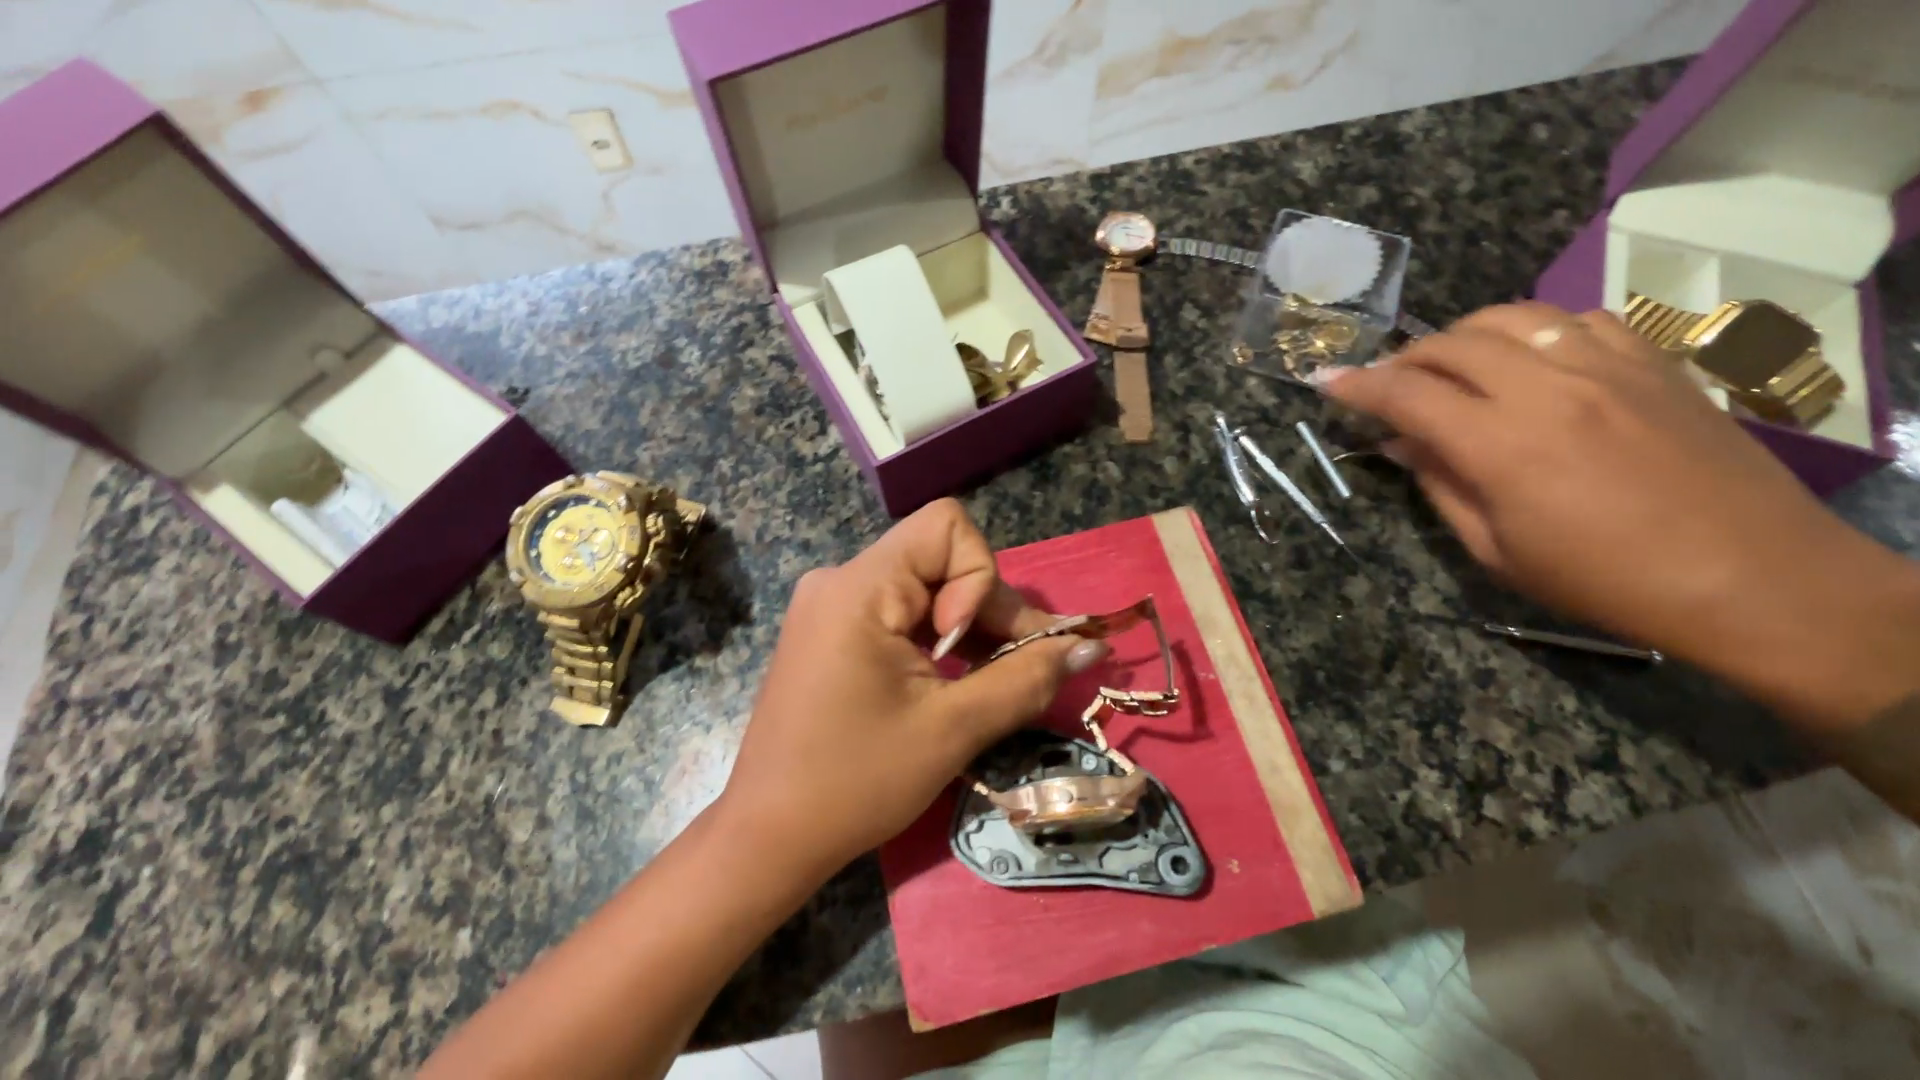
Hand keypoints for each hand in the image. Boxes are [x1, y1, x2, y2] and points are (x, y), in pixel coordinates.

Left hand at [713, 499, 1109, 874]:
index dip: (980, 579)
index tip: (970, 646)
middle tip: (1016, 676)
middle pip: (940, 561)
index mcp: (858, 587)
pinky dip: (935, 644)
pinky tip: (951, 688)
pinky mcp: (831, 635)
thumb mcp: (953, 730)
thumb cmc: (857, 782)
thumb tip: (1090, 646)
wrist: (770, 837)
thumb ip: (1025, 678)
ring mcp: (830, 608)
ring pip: (925, 590)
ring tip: (986, 688)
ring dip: (966, 633)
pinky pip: (900, 616)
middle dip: (987, 612)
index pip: (946, 528)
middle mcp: (839, 581)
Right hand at [1316, 302, 1919, 727]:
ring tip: (1446, 363)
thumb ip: (1441, 486)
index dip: (1357, 387)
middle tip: (1382, 384)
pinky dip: (1531, 330)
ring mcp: (1606, 365)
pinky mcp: (1651, 360)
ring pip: (1509, 317)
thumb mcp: (1499, 553)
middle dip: (1402, 359)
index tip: (1324, 383)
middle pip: (1450, 344)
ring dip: (1460, 336)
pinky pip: (1574, 319)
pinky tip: (1526, 356)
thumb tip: (1400, 443)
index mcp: (1503, 445)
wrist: (1749, 574)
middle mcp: (1548, 387)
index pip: (1407, 395)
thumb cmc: (1605, 582)